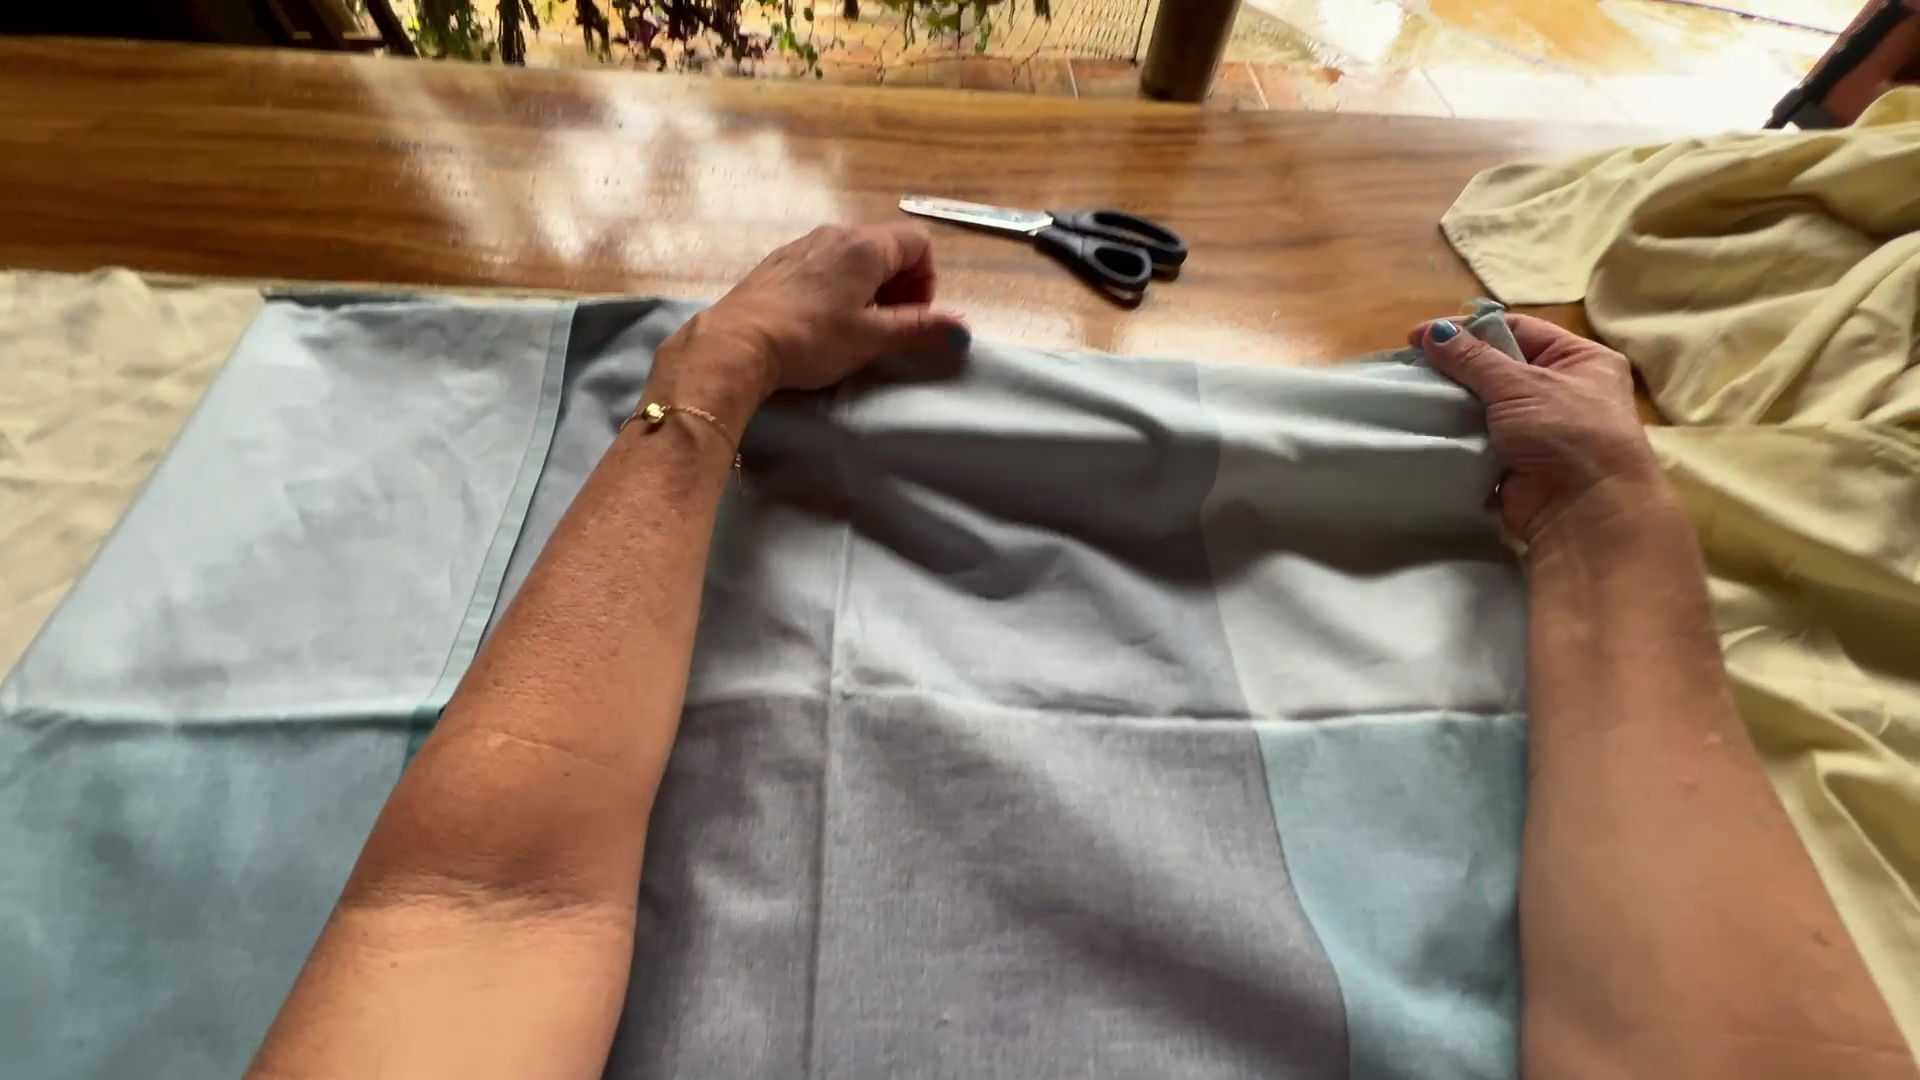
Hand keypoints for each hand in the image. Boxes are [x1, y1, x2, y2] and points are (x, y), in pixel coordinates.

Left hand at [660, 223, 968, 407]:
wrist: (738, 343)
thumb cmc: (812, 339)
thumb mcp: (872, 338)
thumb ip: (920, 329)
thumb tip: (964, 329)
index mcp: (865, 246)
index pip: (918, 242)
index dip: (927, 281)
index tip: (912, 317)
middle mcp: (836, 234)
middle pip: (888, 247)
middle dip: (900, 286)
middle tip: (889, 326)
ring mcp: (804, 245)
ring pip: (855, 257)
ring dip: (870, 288)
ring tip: (856, 327)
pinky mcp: (781, 263)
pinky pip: (826, 265)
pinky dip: (839, 287)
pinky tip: (823, 321)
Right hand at [1410, 314, 1667, 544]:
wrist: (1581, 508)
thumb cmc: (1567, 433)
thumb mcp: (1521, 386)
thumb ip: (1473, 359)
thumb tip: (1433, 333)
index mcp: (1578, 359)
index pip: (1516, 330)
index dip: (1469, 329)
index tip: (1421, 336)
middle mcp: (1559, 387)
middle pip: (1495, 364)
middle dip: (1454, 364)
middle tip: (1410, 365)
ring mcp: (1533, 424)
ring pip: (1480, 400)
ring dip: (1450, 397)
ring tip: (1411, 392)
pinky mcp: (1508, 454)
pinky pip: (1473, 431)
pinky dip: (1451, 427)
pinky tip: (1423, 421)